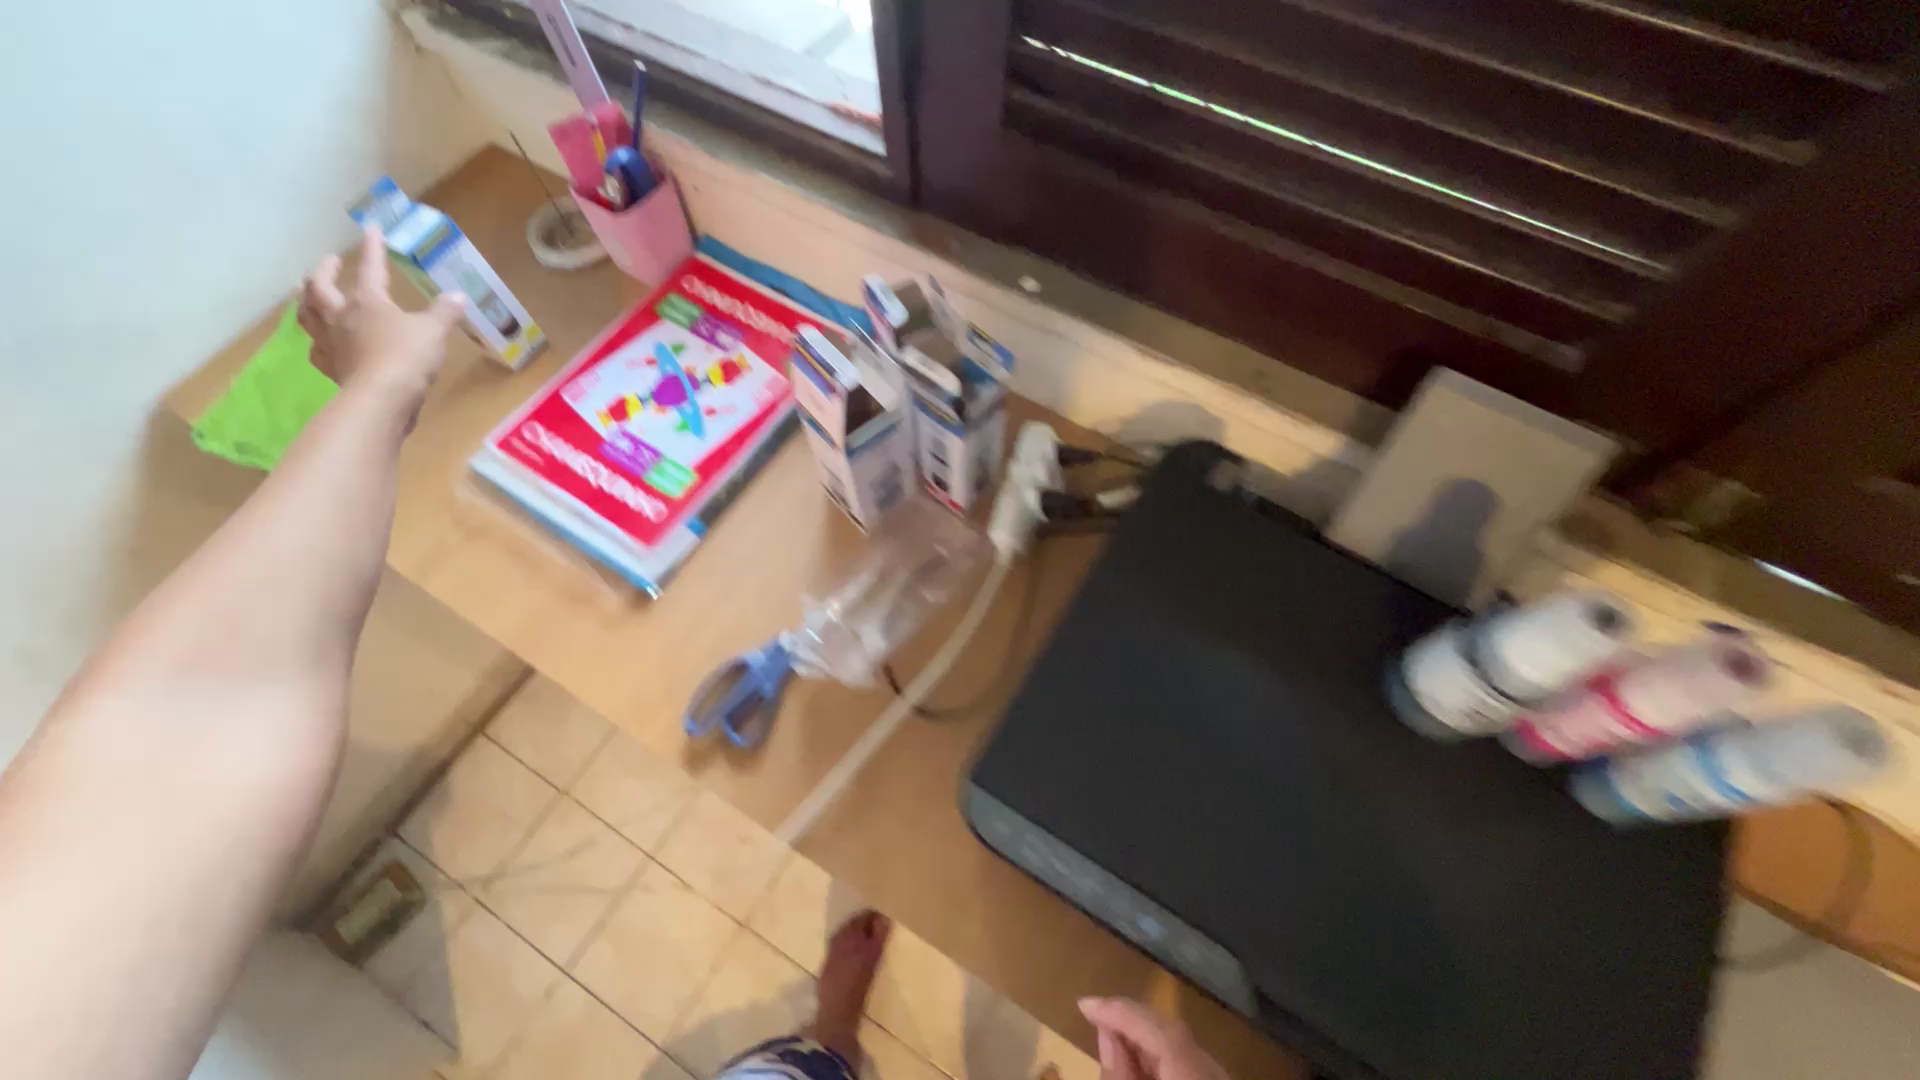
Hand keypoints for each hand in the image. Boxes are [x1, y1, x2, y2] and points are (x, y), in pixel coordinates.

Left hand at [298, 228, 465, 401]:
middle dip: (325, 271)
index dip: (372, 248)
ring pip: (308, 315)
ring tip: (311, 297)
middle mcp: (342, 317)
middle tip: (331, 262)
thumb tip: (458, 296)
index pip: (371, 268)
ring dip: (308, 302)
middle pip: (320, 287)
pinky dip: (318, 342)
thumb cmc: (408, 357)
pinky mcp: (332, 368)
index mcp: (368, 302)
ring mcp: (331, 343)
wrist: (383, 398)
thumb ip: (444, 313)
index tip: (371, 229)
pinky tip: (323, 344)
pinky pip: (317, 350)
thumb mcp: (434, 331)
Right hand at [1080, 998, 1230, 1079]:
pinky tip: (1142, 1066)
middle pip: (1169, 1030)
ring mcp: (1220, 1074)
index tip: (1084, 1003)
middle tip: (1096, 1019)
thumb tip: (1107, 1034)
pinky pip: (1190, 1063)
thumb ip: (1119, 1072)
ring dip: (1144, 1041)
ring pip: (1180, 1044)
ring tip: (1113, 1043)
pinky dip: (1162, 1060)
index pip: (1152, 1024)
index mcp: (1191, 1067)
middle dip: (1130, 1023)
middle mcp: (1213, 1066)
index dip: (1116, 1009)